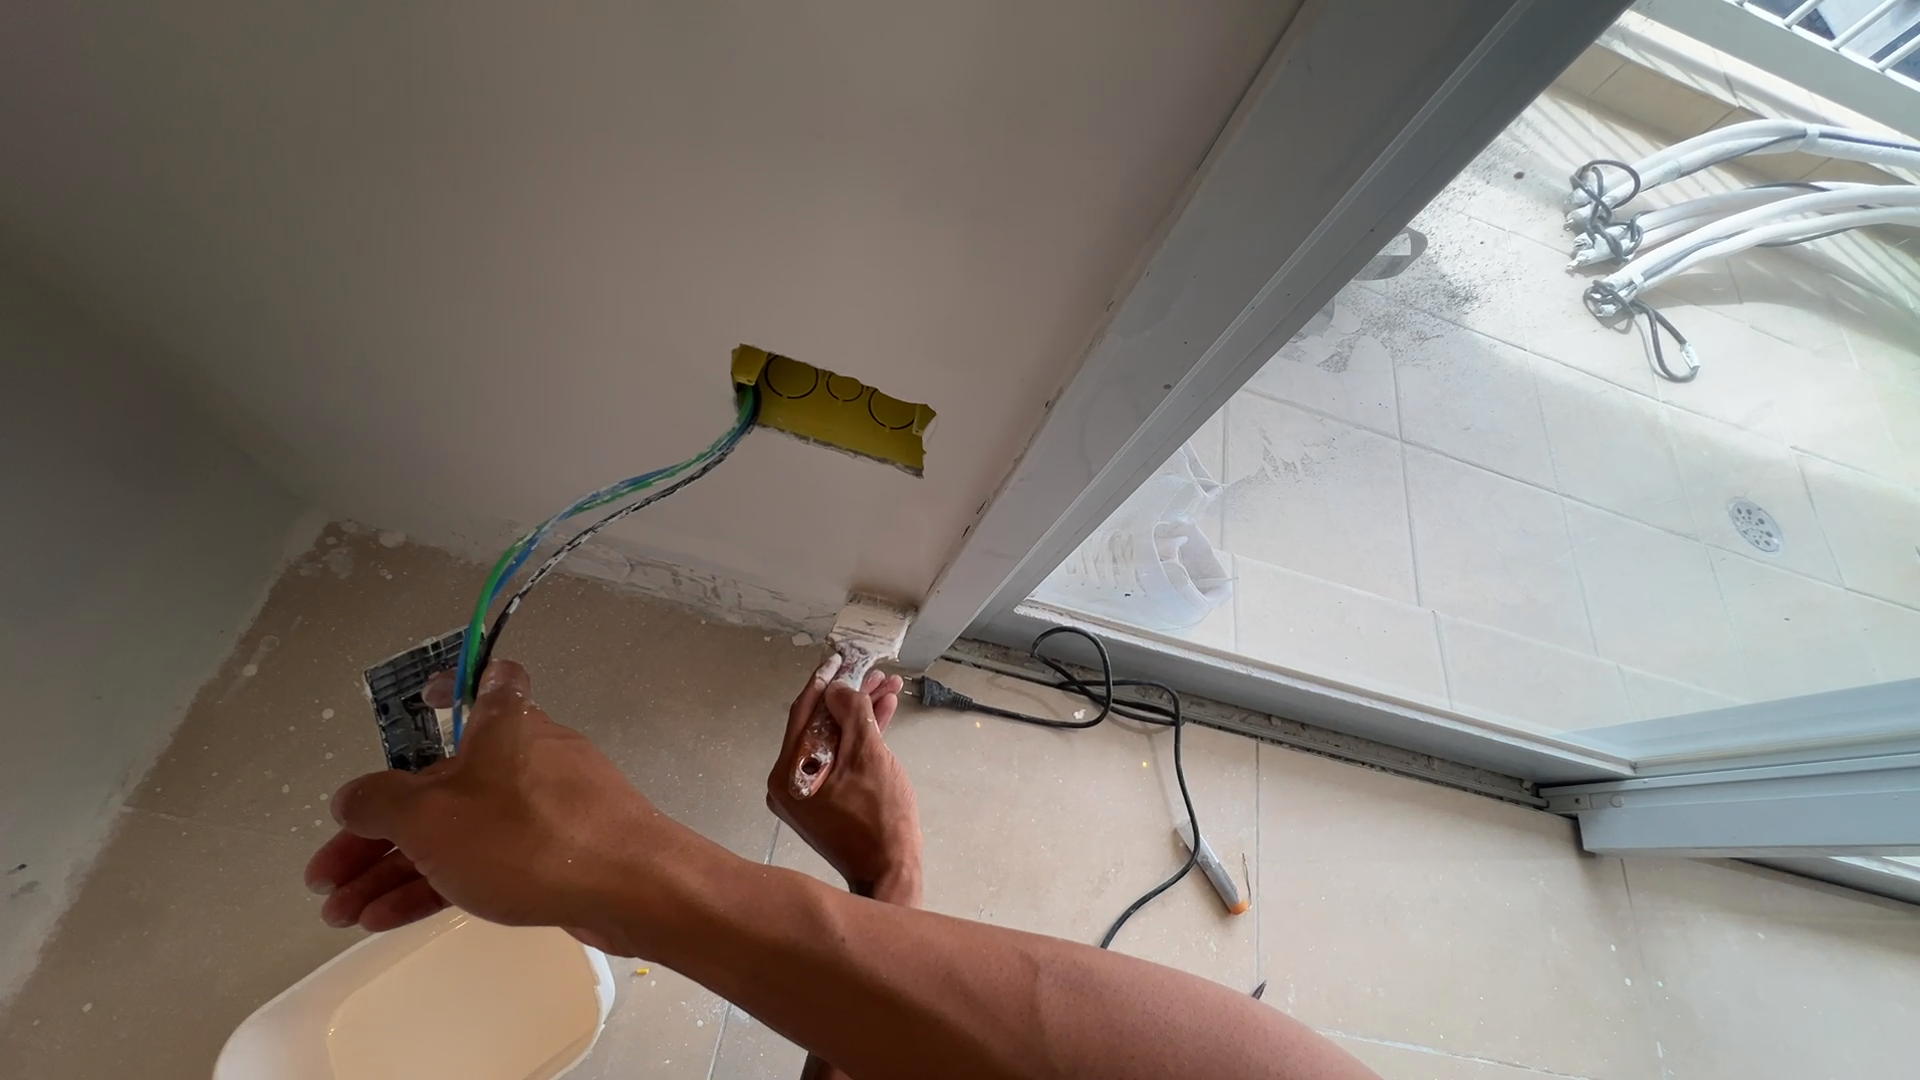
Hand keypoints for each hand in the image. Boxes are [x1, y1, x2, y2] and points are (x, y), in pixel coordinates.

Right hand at [304, 660, 670, 949]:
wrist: (628, 883)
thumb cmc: (526, 834)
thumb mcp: (431, 816)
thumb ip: (380, 801)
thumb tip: (356, 795)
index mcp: (508, 727)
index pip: (490, 683)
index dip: (456, 683)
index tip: (419, 701)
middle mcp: (530, 756)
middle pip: (447, 780)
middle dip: (381, 826)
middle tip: (326, 876)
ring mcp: (549, 803)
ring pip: (462, 826)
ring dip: (397, 865)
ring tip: (340, 913)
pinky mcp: (560, 848)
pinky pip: (489, 857)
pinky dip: (439, 882)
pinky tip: (383, 919)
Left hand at [766, 659, 920, 905]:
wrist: (891, 871)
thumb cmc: (880, 815)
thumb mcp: (868, 755)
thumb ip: (851, 713)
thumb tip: (836, 687)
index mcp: (787, 771)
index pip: (803, 712)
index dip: (825, 680)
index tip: (840, 658)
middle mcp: (788, 781)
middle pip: (821, 724)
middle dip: (851, 696)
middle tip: (874, 672)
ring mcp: (807, 792)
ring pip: (834, 739)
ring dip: (860, 714)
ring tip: (888, 687)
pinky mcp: (825, 800)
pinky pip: (840, 759)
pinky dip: (860, 739)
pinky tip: (883, 713)